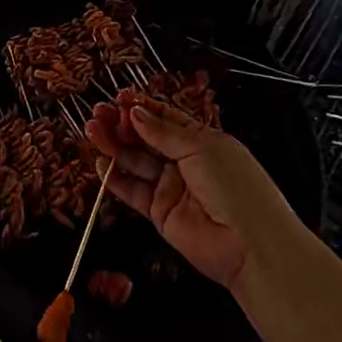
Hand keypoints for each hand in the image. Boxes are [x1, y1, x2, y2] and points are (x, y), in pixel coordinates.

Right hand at [85, 103, 299, 291]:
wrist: (248, 244)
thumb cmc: (236, 187)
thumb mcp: (202, 148)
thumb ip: (164, 133)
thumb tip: (136, 113)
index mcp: (201, 138)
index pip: (166, 118)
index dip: (142, 107)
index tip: (119, 97)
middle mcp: (185, 160)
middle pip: (147, 138)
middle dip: (122, 125)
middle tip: (98, 113)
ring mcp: (172, 186)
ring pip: (136, 162)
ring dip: (114, 146)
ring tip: (92, 131)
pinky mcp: (160, 213)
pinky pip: (134, 191)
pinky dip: (116, 178)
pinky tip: (101, 163)